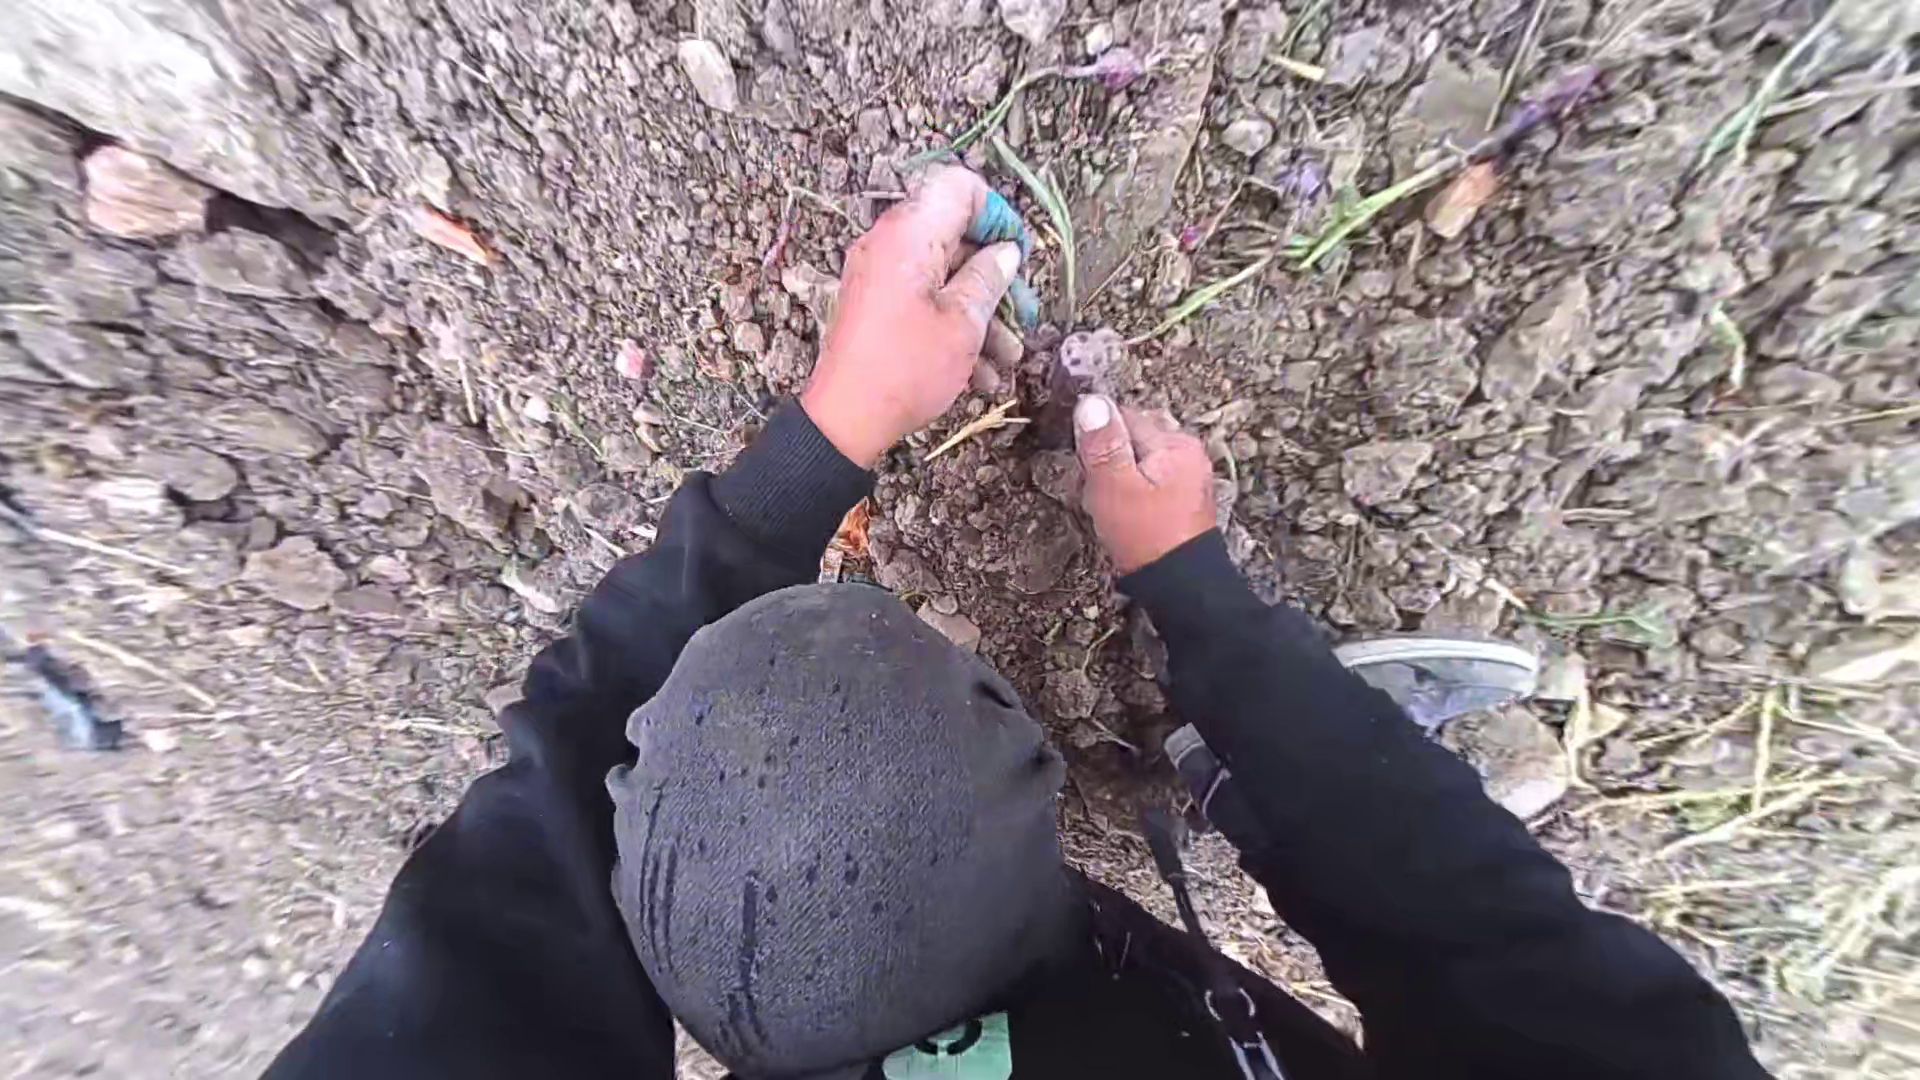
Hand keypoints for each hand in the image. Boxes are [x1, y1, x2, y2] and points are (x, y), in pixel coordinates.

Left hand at [800, 166, 1023, 466]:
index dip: (997, 217)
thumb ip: (989, 279)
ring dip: (981, 318)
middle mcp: (891, 247)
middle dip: (996, 281)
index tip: (1016, 257)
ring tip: (1007, 359)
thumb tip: (1005, 253)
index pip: (961, 190)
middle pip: (956, 241)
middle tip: (1023, 317)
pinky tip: (980, 375)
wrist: (848, 419)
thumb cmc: (907, 368)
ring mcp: (881, 280)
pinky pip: (923, 307)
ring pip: (944, 282)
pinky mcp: (877, 311)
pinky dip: (952, 331)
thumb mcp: (962, 324)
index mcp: (910, 233)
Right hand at [1073, 395, 1216, 573]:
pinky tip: (1123, 515)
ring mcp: (1186, 477)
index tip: (1085, 467)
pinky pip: (1145, 482)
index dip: (1096, 440)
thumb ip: (1102, 444)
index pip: (1122, 418)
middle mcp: (1186, 453)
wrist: (1180, 586)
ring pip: (1135, 463)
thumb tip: (1090, 402)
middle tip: (1098, 493)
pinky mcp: (1180, 499)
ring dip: (1115, 480)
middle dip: (1106, 462)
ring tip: (1110, 508)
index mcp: (1174, 443)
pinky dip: (1129, 494)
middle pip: (1130, 439)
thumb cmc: (1146, 535)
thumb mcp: (1115, 486)